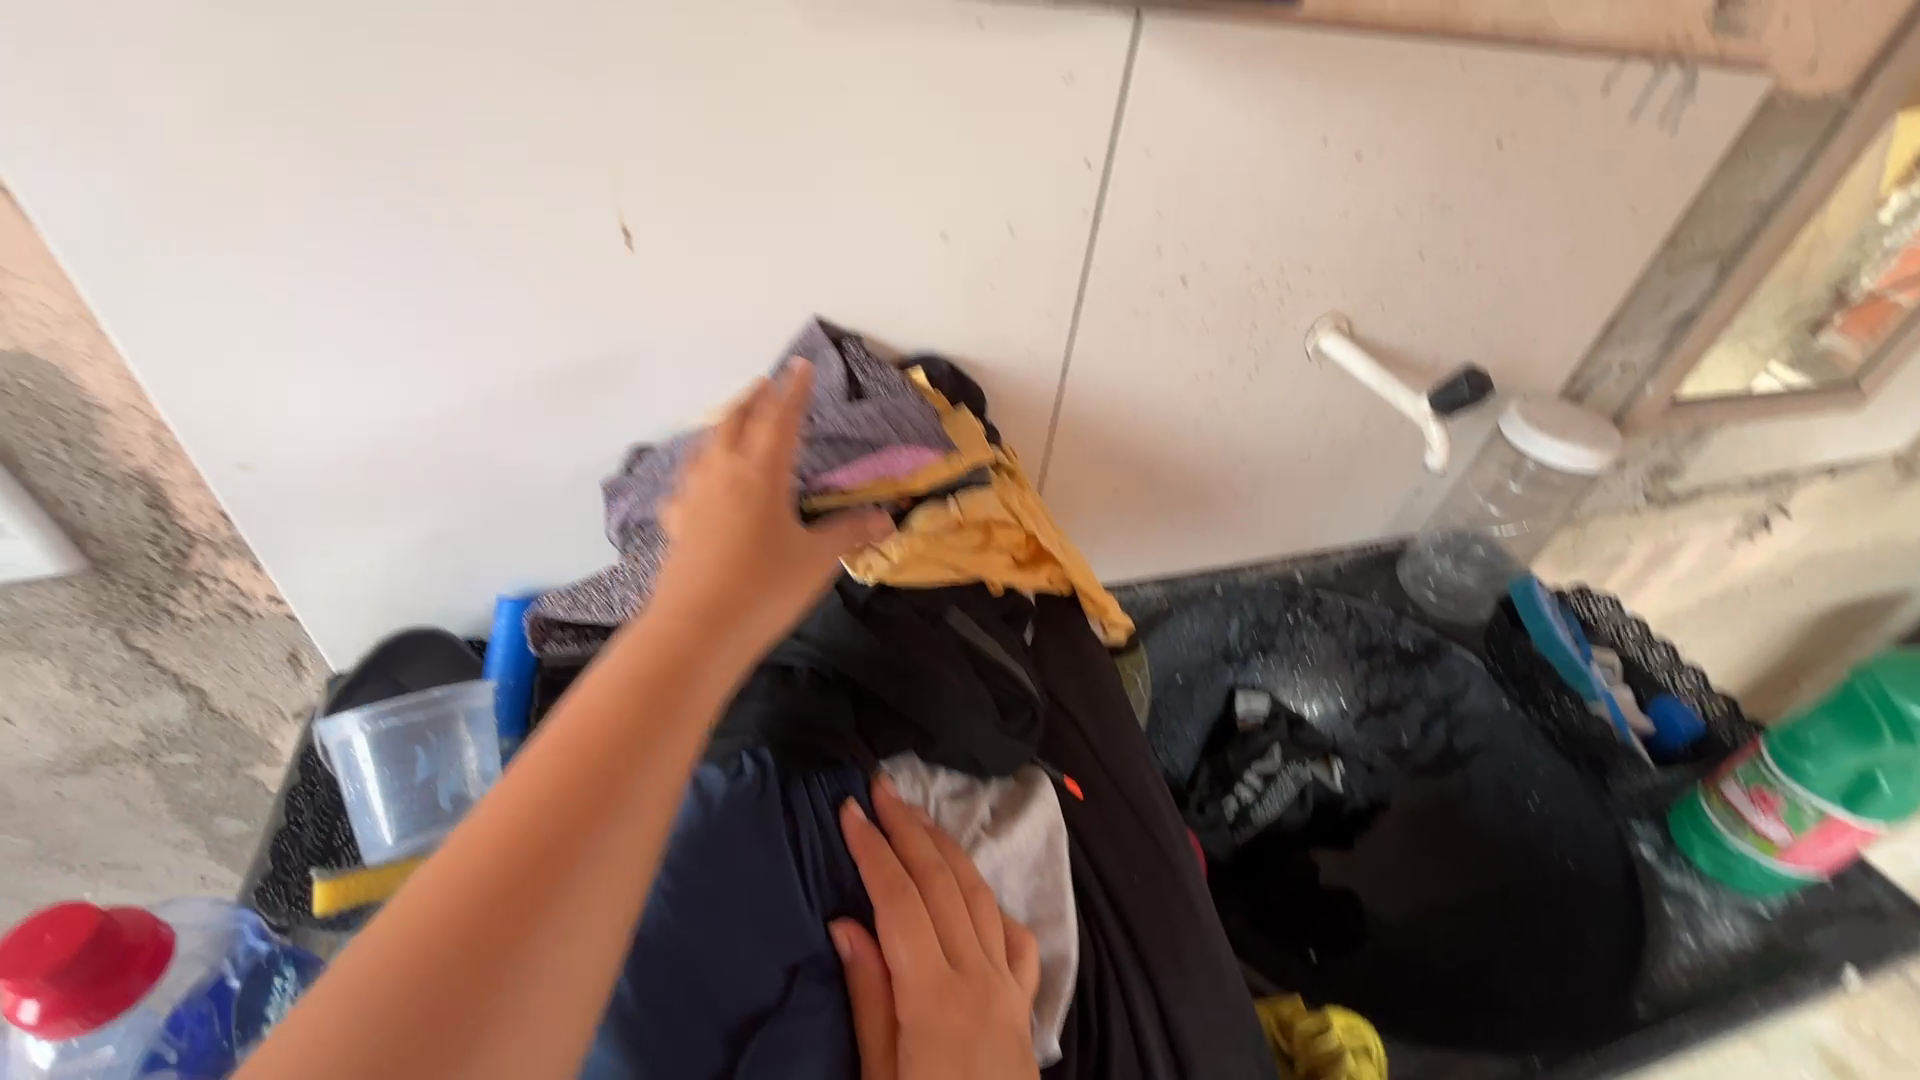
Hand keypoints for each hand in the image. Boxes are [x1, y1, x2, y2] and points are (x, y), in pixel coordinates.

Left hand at [649, 357, 892, 663]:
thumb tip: (888, 518)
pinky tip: (697, 484)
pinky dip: (697, 470)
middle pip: (735, 422)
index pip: (780, 420)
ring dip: (722, 426)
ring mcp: (693, 498)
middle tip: (765, 384)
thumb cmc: (764, 588)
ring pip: (705, 447)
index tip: (799, 366)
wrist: (697, 631)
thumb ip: (851, 533)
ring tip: (732, 421)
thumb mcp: (817, 560)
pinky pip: (686, 484)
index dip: (794, 392)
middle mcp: (723, 475)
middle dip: (752, 400)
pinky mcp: (677, 525)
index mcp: (760, 473)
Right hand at [832, 776, 1040, 1079]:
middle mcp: (978, 978)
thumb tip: (846, 922)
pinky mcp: (1024, 1005)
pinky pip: (1014, 938)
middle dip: (909, 829)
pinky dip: (991, 904)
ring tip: (917, 817)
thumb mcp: (878, 1079)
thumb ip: (869, 998)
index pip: (900, 900)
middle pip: (942, 883)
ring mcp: (1008, 988)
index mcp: (935, 997)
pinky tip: (973, 892)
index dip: (873, 850)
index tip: (850, 810)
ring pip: (979, 896)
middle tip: (882, 789)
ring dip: (946, 850)